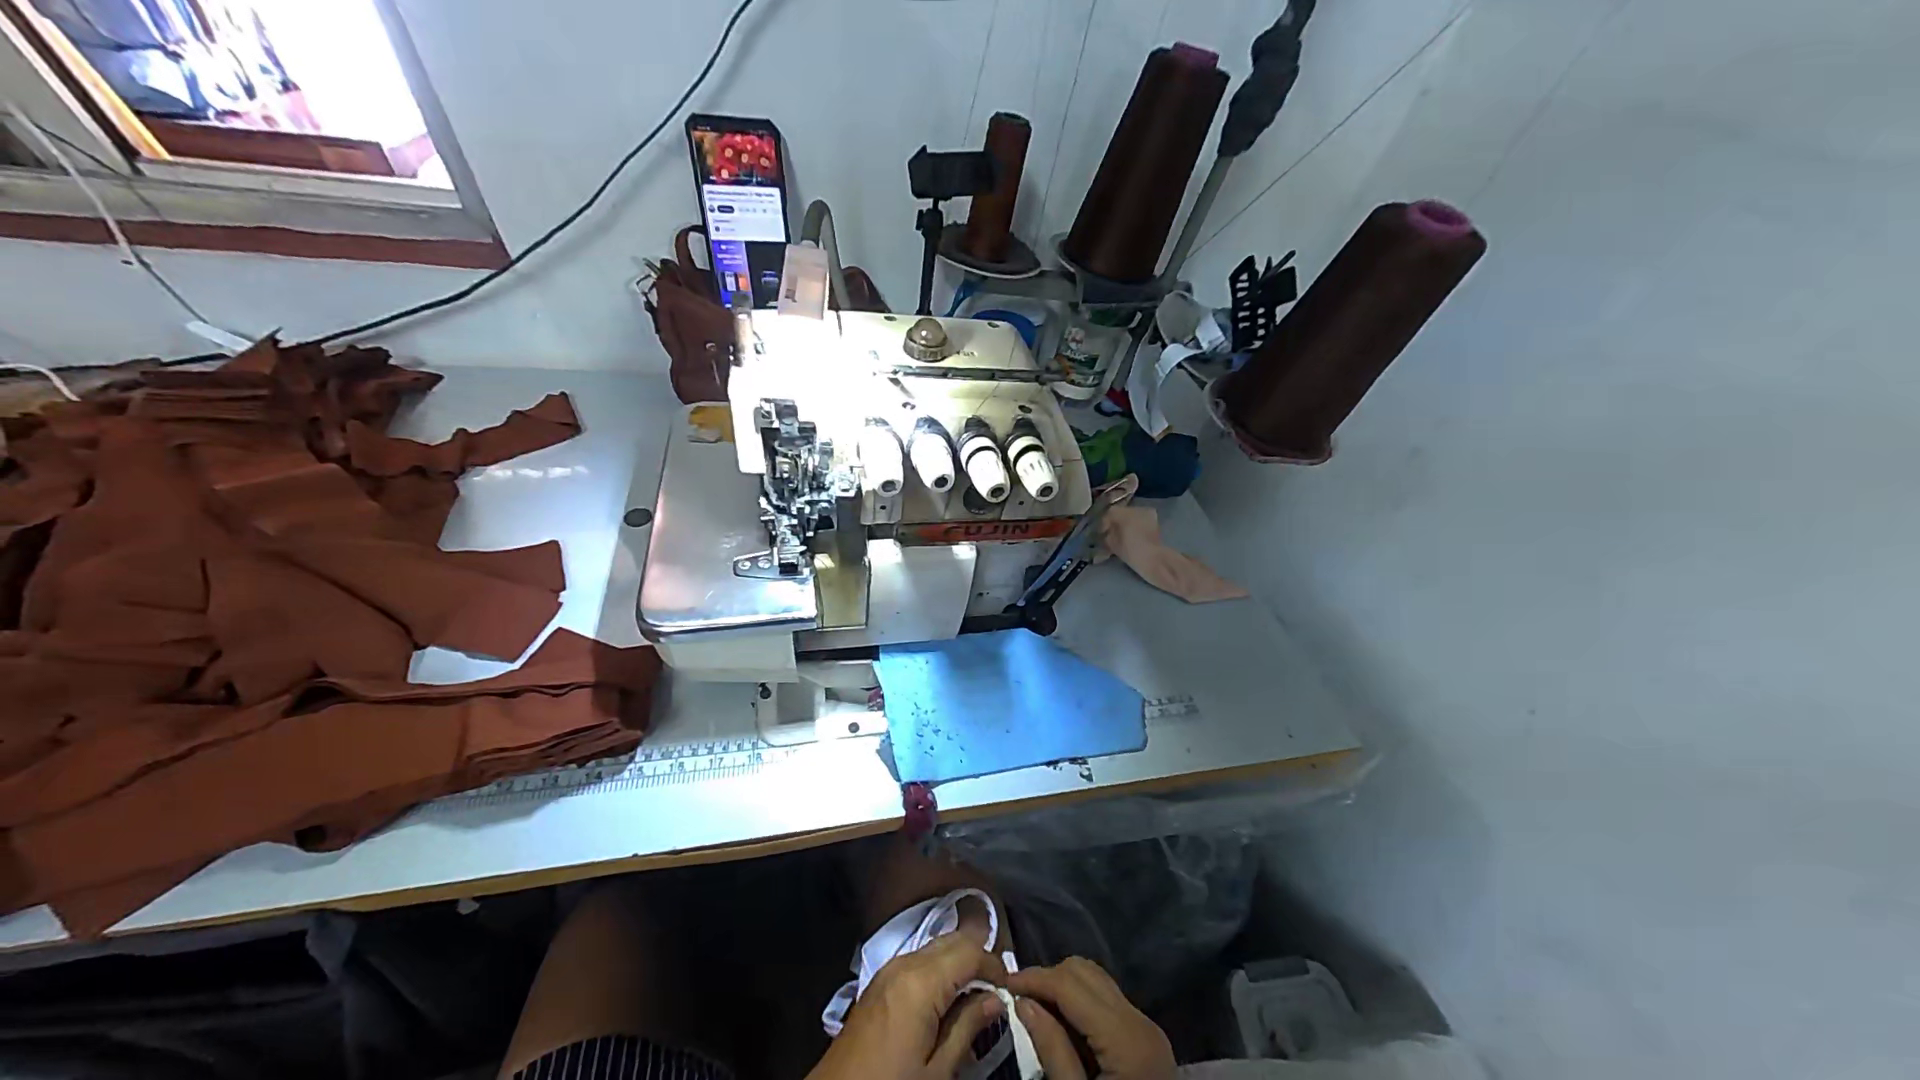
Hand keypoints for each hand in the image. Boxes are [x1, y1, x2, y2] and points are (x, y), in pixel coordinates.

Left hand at [807, 922, 1007, 1079]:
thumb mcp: (937, 1070)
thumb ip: (968, 1027)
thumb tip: (995, 999)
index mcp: (921, 981)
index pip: (970, 951)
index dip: (995, 964)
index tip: (1010, 988)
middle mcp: (904, 963)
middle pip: (952, 940)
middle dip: (978, 958)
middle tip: (996, 990)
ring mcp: (888, 969)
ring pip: (935, 947)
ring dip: (958, 962)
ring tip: (975, 995)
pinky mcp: (879, 981)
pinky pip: (918, 961)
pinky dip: (939, 969)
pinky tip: (946, 999)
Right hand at [1008, 957, 1174, 1079]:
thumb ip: (1052, 1050)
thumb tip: (1023, 1002)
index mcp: (1126, 1039)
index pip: (1071, 984)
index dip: (1033, 979)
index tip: (1002, 985)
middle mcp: (1140, 1022)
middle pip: (1084, 972)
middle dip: (1047, 978)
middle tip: (1017, 998)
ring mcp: (1146, 1028)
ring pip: (1096, 979)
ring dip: (1063, 985)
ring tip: (1035, 1007)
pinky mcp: (1145, 1037)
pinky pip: (1106, 1000)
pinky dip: (1080, 1000)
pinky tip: (1061, 1021)